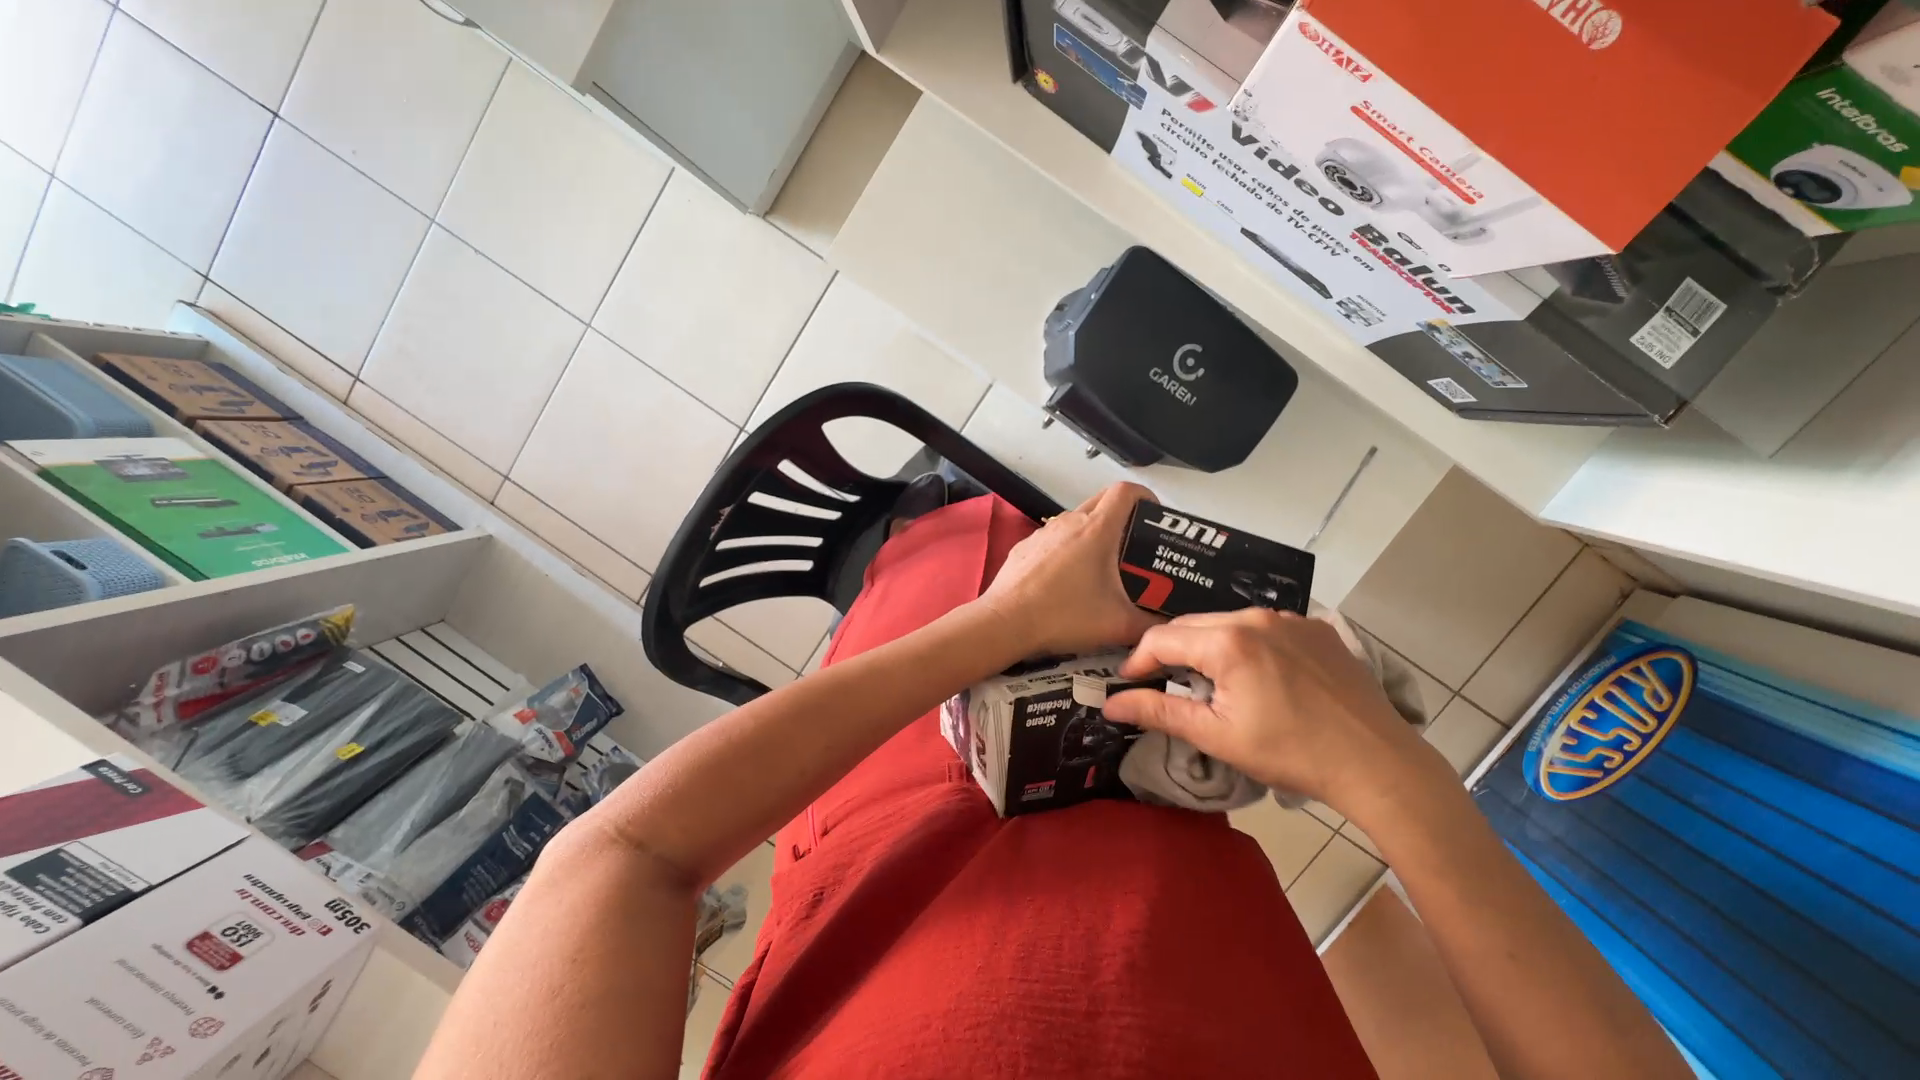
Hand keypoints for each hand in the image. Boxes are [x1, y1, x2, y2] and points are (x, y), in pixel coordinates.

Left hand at [976, 482, 1162, 656]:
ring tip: (1105, 567)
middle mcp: (1069, 522)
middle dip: (1124, 515)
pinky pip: (1055, 539)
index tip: (1155, 517)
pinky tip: (1069, 580)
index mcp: (1096, 529)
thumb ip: (1151, 626)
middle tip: (1136, 546)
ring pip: (1077, 520)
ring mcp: (1043, 532)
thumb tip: (1170, 628)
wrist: (1005, 623)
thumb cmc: (1064, 616)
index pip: (1126, 491)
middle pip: (1103, 501)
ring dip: (1095, 534)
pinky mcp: (1025, 547)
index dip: (1145, 496)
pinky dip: (1068, 549)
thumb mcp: (1117, 625)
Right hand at [1103, 609, 1451, 813]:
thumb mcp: (1217, 736)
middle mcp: (1256, 617)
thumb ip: (1160, 713)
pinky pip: (1266, 627)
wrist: (1375, 761)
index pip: (1161, 638)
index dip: (1137, 661)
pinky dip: (1248, 644)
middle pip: (1193, 625)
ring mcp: (1291, 619)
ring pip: (1229, 623)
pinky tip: (1258, 677)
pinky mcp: (1318, 629)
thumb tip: (1110, 704)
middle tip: (1163, 686)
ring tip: (1211, 683)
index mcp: (1227, 642)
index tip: (1128, 686)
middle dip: (1170, 652)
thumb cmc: (1290, 752)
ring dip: (1209, 646)